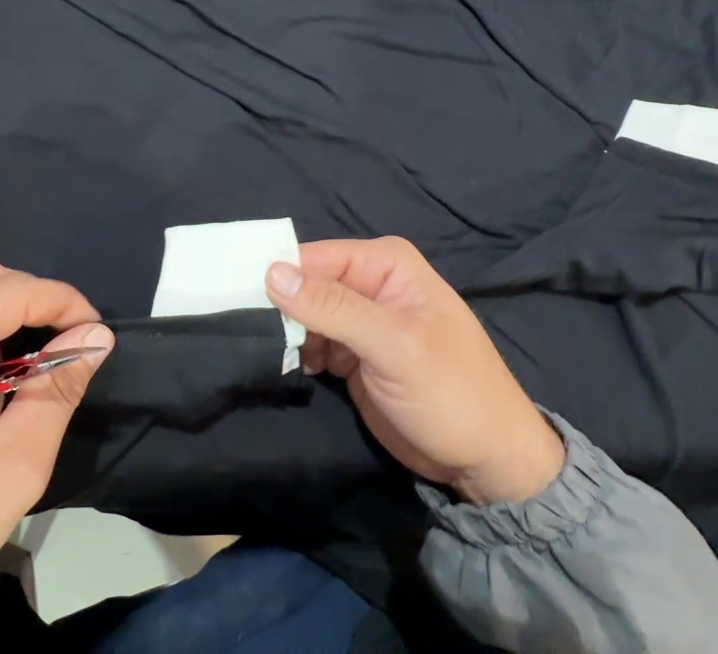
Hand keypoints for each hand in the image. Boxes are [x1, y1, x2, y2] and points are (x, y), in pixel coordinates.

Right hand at [267, 237, 564, 505]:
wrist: (486, 460)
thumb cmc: (451, 393)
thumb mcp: (393, 346)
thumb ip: (332, 307)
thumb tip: (270, 272)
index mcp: (385, 265)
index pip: (313, 258)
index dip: (275, 276)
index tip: (231, 299)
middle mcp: (369, 284)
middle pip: (304, 284)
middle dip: (275, 306)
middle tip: (238, 332)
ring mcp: (359, 322)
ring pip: (302, 315)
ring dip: (281, 334)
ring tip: (258, 354)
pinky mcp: (351, 356)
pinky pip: (309, 343)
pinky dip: (294, 354)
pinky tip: (281, 369)